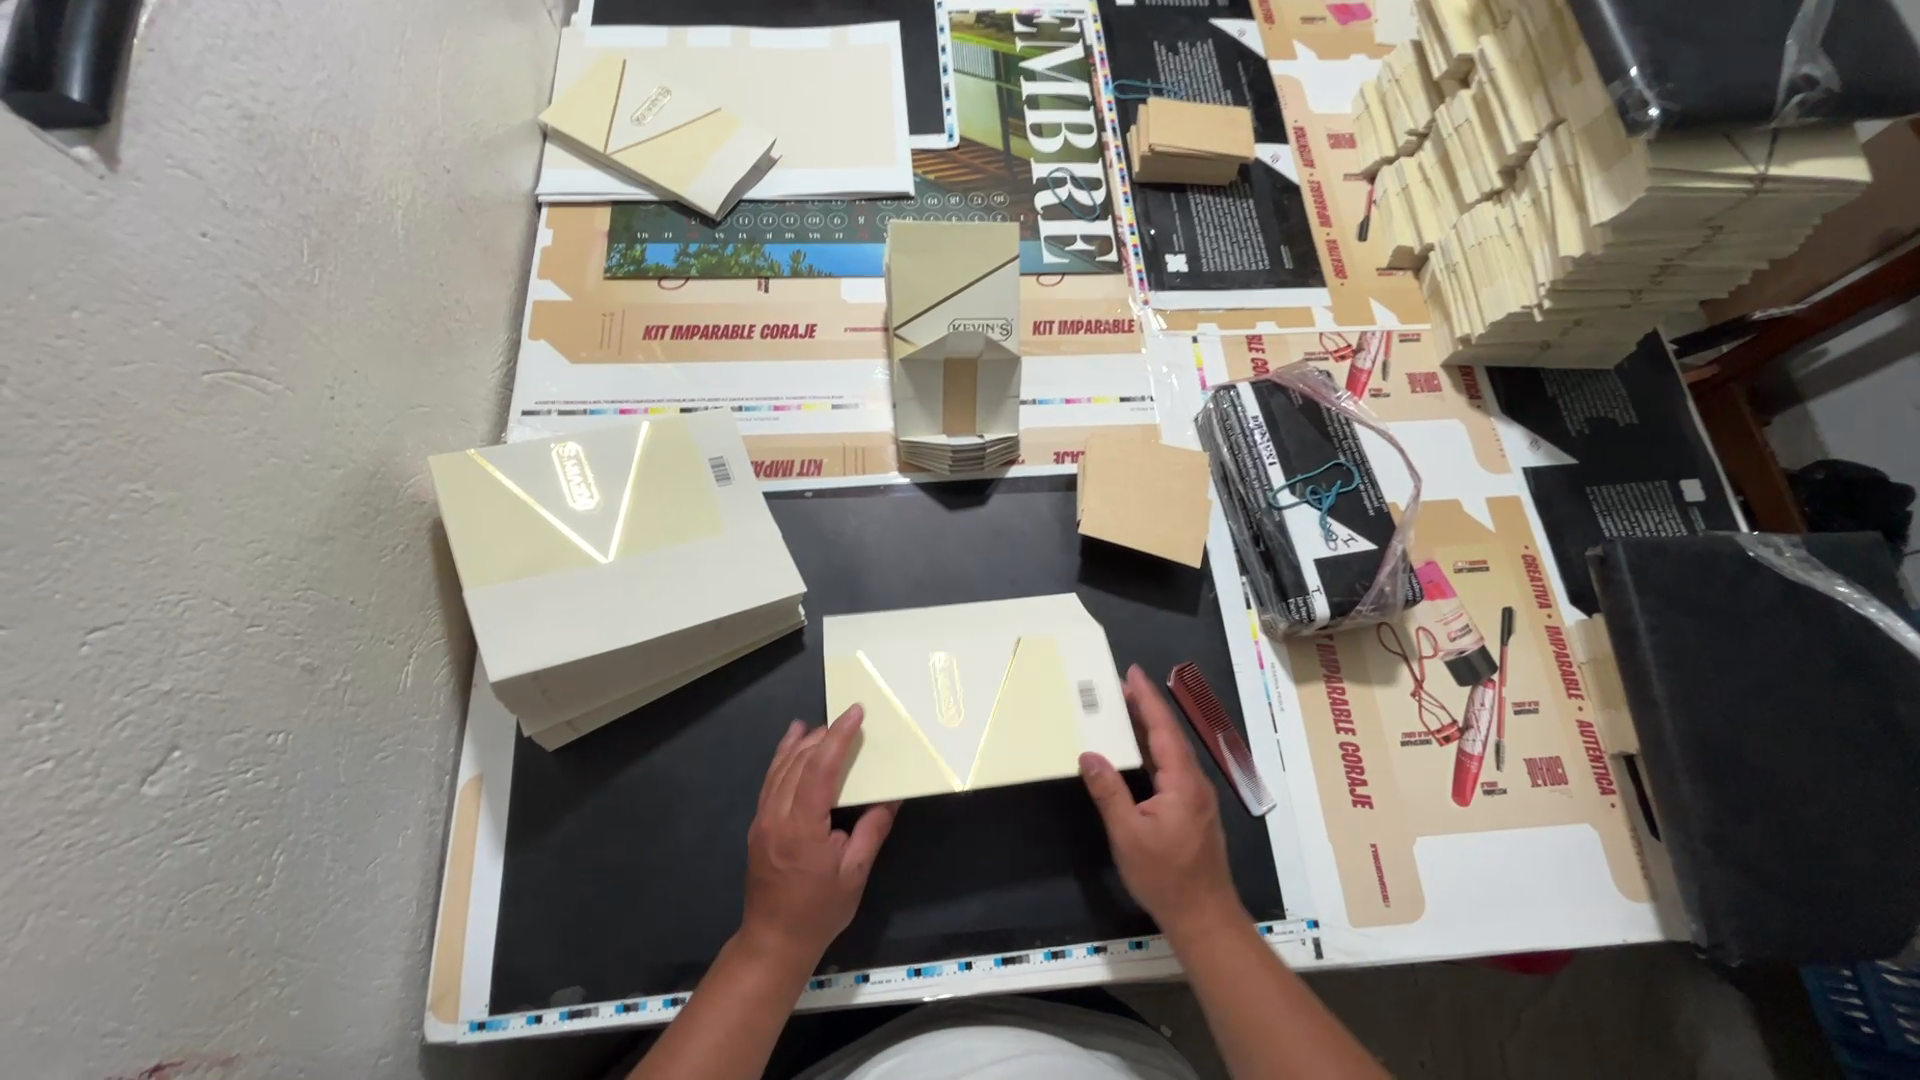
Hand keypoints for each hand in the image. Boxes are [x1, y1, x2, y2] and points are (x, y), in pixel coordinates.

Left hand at [741, 706, 898, 964]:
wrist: (774, 941)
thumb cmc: (819, 911)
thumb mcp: (855, 873)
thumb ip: (872, 829)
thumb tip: (893, 795)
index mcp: (802, 827)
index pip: (820, 769)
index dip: (839, 738)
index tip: (856, 713)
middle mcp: (777, 815)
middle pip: (799, 761)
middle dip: (825, 735)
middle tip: (850, 718)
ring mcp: (763, 818)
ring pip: (782, 767)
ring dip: (804, 742)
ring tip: (827, 724)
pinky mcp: (759, 824)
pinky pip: (771, 780)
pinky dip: (783, 756)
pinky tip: (793, 741)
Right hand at [1080, 666, 1242, 938]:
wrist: (1203, 917)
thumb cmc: (1165, 876)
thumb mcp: (1128, 834)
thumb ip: (1109, 792)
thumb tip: (1089, 755)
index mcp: (1183, 782)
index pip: (1163, 729)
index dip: (1147, 699)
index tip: (1132, 673)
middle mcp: (1194, 783)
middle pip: (1169, 736)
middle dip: (1147, 708)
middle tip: (1120, 686)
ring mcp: (1195, 797)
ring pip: (1171, 752)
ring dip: (1149, 729)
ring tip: (1124, 710)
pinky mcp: (1192, 811)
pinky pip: (1171, 768)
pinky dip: (1153, 751)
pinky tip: (1137, 753)